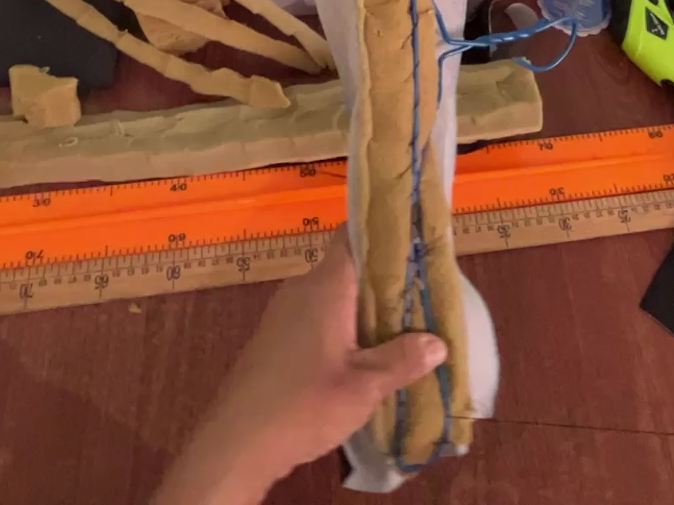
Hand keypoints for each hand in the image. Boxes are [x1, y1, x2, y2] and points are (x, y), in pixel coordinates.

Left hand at [151, 233, 447, 504]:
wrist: (235, 444)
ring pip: (335, 292)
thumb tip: (439, 342)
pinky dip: (345, 322)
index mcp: (325, 285)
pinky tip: (366, 349)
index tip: (414, 236)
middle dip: (385, 275)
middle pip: (349, 265)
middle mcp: (304, 287)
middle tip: (423, 288)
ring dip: (366, 303)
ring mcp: (287, 311)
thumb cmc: (302, 404)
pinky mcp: (279, 336)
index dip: (383, 229)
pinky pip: (320, 313)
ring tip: (404, 320)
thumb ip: (402, 360)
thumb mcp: (363, 387)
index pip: (352, 234)